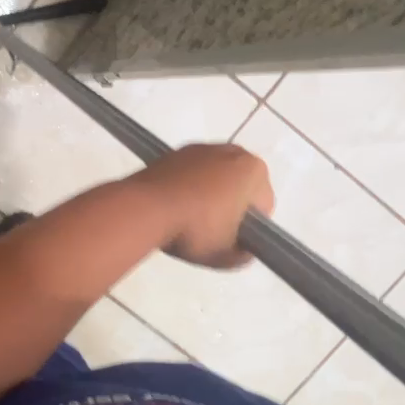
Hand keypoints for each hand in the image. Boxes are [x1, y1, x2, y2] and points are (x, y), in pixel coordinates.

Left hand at [130, 144, 273, 268]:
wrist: (143, 208)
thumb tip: (243, 250)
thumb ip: (243, 255)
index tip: (227, 241)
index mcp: (254, 170)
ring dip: (204, 196)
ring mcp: (199, 148)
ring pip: (212, 179)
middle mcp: (231, 151)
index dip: (247, 228)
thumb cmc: (193, 229)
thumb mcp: (225, 256)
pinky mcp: (171, 152)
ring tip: (185, 220)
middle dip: (227, 207)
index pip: (261, 206)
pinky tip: (171, 207)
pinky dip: (183, 188)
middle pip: (237, 188)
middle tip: (207, 232)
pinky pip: (187, 175)